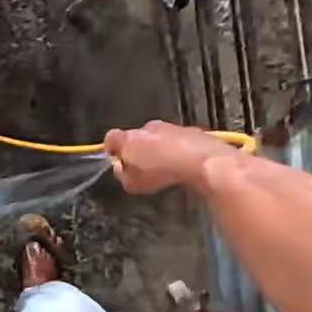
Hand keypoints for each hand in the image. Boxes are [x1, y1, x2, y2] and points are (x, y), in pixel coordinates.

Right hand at [105, 121, 239, 193]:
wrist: (201, 161)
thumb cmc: (163, 172)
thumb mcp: (132, 184)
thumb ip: (122, 175)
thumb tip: (121, 169)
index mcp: (128, 138)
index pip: (111, 138)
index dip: (111, 150)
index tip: (115, 160)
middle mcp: (146, 128)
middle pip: (135, 137)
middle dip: (136, 150)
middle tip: (140, 169)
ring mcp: (169, 127)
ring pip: (156, 138)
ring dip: (157, 150)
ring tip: (163, 170)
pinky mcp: (188, 130)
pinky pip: (176, 141)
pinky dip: (175, 150)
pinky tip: (180, 166)